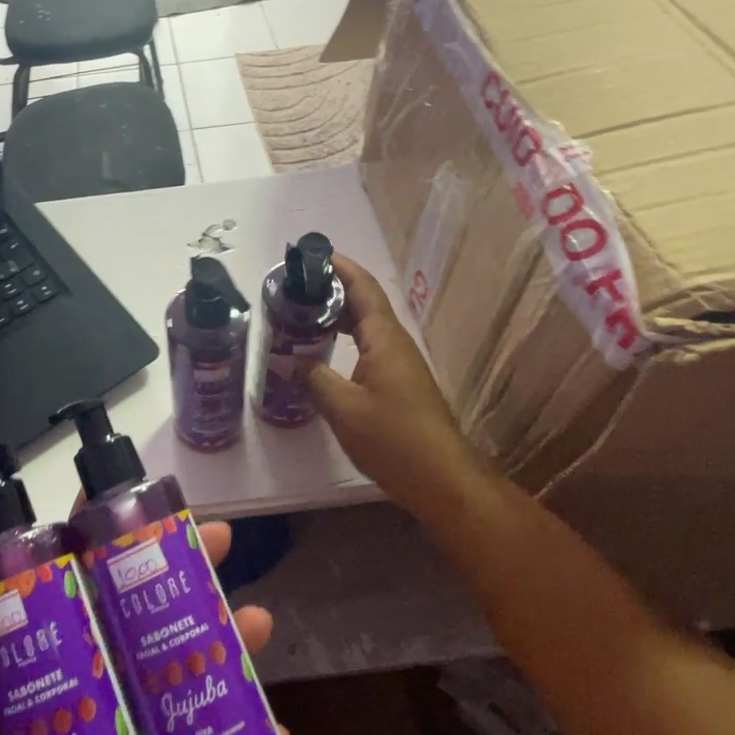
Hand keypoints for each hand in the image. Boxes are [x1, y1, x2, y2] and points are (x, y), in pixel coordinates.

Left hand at [0, 522, 276, 734]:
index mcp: (42, 658)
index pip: (70, 579)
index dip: (100, 535)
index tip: (137, 501)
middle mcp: (93, 676)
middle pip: (140, 608)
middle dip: (182, 567)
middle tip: (219, 541)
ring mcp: (132, 721)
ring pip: (185, 661)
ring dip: (228, 638)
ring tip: (259, 623)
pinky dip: (247, 728)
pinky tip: (275, 731)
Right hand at [302, 254, 484, 517]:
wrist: (444, 480)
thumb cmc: (395, 440)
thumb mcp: (344, 409)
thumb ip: (314, 379)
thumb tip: (291, 360)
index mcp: (384, 339)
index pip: (362, 288)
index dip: (339, 266)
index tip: (309, 254)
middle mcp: (395, 344)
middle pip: (363, 303)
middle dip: (331, 289)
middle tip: (293, 287)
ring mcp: (400, 364)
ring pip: (365, 327)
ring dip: (336, 315)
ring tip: (300, 313)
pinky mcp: (399, 384)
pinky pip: (368, 347)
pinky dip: (344, 340)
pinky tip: (322, 353)